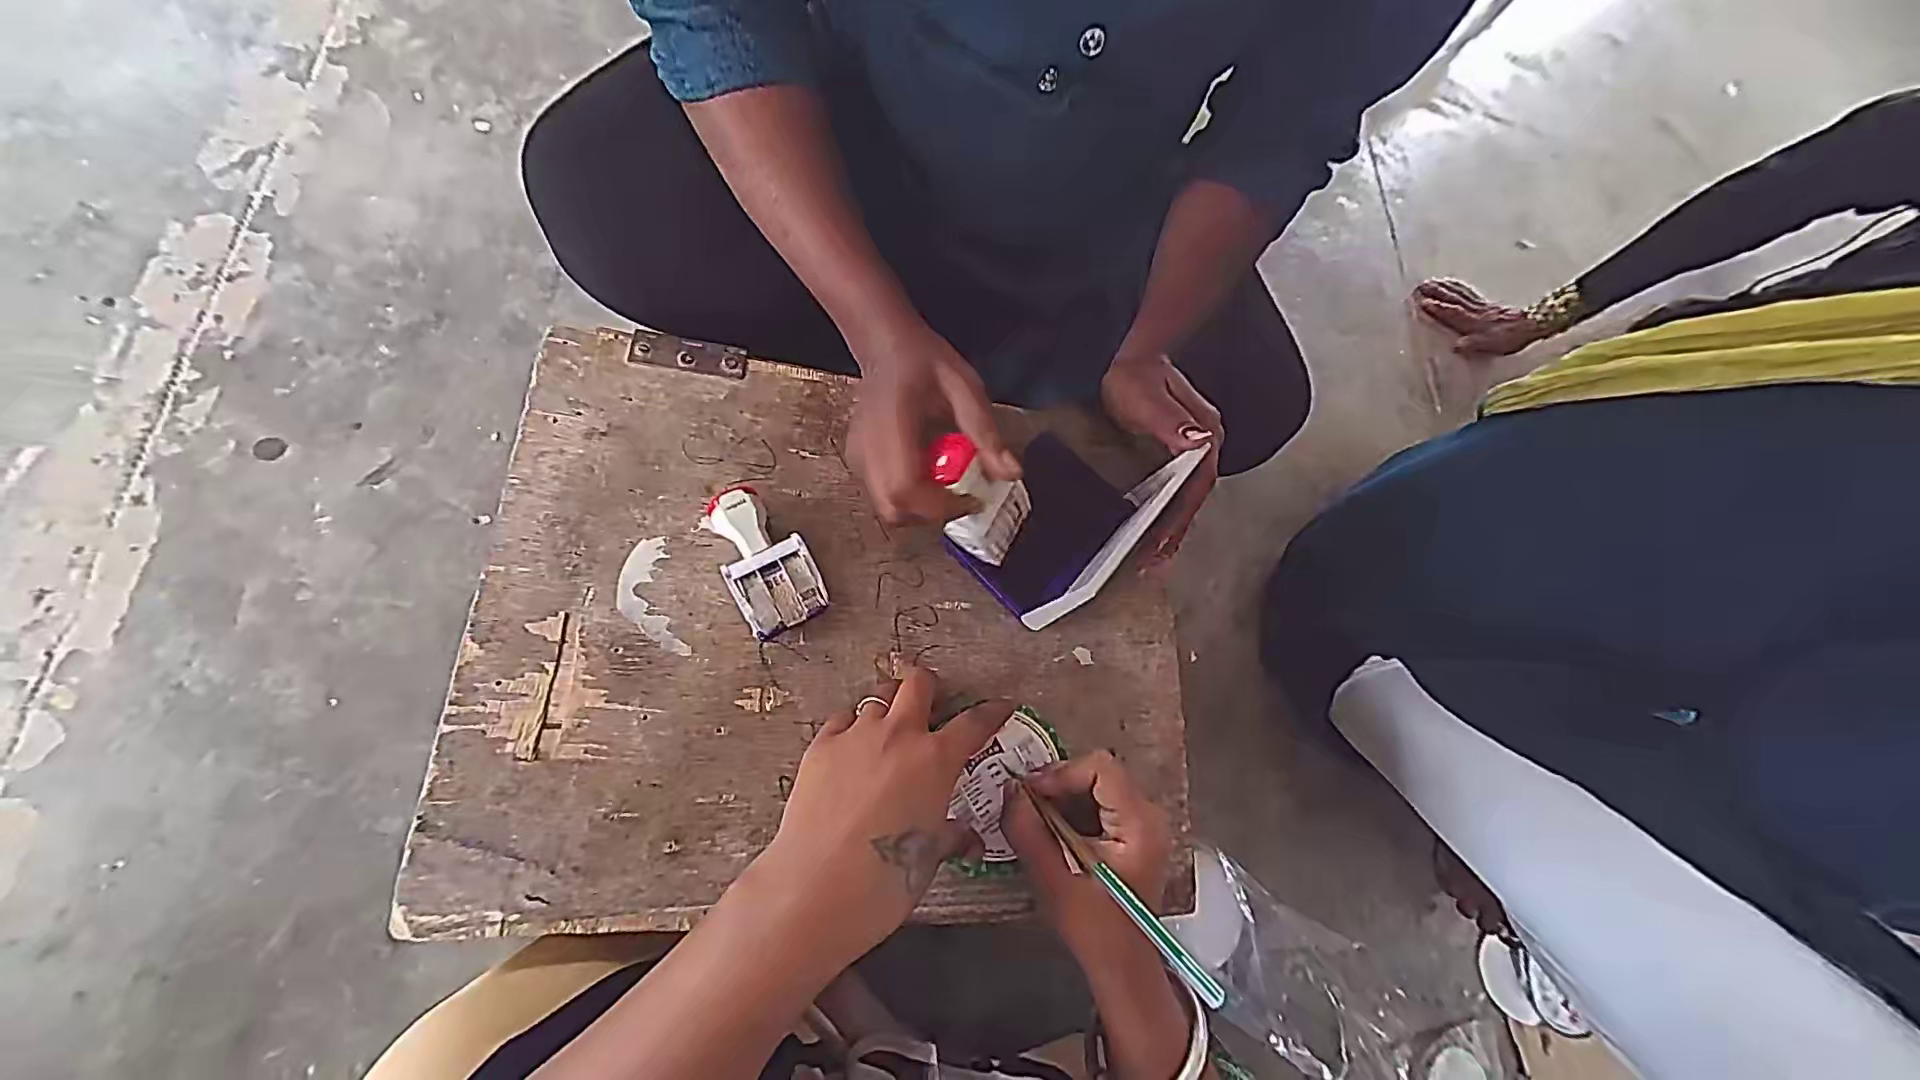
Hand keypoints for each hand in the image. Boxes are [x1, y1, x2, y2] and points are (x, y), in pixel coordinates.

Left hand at [755, 667, 1013, 958]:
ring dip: (889, 708)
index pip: (974, 722)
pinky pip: (842, 720)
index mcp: (935, 760)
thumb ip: (951, 835)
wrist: (816, 890)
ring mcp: (857, 736)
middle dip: (929, 687)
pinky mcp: (821, 746)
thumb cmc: (883, 880)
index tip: (998, 707)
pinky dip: (852, 727)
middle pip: (918, 683)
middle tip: (931, 704)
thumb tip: (966, 837)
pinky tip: (851, 748)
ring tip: (888, 729)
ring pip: (878, 698)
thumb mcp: (929, 856)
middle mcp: (898, 736)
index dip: (991, 711)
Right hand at [846, 319, 1020, 526]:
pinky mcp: (859, 463)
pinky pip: (886, 496)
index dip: (939, 505)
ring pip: (889, 508)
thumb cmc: (922, 361)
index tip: (970, 498)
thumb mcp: (965, 388)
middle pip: (893, 509)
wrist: (886, 346)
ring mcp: (858, 457)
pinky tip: (927, 466)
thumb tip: (1010, 473)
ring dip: (922, 505)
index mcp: (890, 423)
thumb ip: (986, 433)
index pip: (904, 487)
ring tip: (943, 473)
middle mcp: (867, 446)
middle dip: (932, 512)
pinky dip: (912, 494)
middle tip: (959, 492)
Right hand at [1001, 750, 1173, 955]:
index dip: (1061, 773)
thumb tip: (1010, 790)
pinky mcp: (1133, 831)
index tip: (1030, 790)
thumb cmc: (1094, 928)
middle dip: (1058, 783)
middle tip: (1025, 799)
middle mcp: (1149, 815)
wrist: (1122, 966)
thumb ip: (1028, 831)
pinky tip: (1051, 828)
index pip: (1101, 768)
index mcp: (1140, 824)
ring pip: (1095, 784)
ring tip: (1033, 813)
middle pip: (1099, 773)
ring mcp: (1143, 822)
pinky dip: (1071, 807)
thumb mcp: (1054, 881)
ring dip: (1062, 795)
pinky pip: (1098, 801)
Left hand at [1100, 353, 1221, 560]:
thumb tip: (1198, 442)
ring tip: (1156, 553)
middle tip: (1155, 560)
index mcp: (1202, 434)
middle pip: (1194, 496)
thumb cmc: (1136, 374)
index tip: (1163, 543)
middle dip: (1176, 531)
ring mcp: (1194, 445)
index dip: (1179, 519)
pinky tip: (1157, 523)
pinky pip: (1178, 485)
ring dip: (1173, 524)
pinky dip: (1168, 508)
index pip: (1195, 487)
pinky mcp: (1179, 448)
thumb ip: (1170, 420)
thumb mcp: (1145, 398)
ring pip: (1187, 494)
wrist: (1134, 355)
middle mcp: (1204, 442)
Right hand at [1413, 278, 1551, 356]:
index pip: (1452, 313)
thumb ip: (1473, 345)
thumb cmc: (1511, 338)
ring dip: (1444, 288)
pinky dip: (1458, 288)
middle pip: (1453, 299)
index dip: (1437, 308)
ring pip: (1459, 294)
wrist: (1536, 324)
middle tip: (1420, 286)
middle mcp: (1475, 311)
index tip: (1422, 302)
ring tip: (1431, 282)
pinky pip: (1469, 293)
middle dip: (1436, 292)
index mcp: (1473, 322)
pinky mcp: (1487, 304)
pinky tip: (1452, 285)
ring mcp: (1481, 306)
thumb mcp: (1492, 346)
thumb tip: (1456, 347)